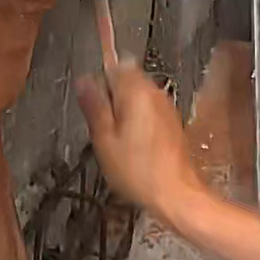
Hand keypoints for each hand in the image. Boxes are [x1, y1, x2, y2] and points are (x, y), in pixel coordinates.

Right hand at [77, 63, 207, 213]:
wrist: (176, 195)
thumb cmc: (140, 172)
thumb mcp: (104, 139)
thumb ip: (94, 106)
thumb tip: (83, 83)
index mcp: (135, 92)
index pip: (114, 65)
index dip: (98, 80)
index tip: (90, 99)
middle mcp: (154, 94)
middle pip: (126, 79)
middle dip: (111, 96)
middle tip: (101, 123)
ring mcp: (165, 107)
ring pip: (137, 96)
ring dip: (124, 110)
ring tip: (115, 138)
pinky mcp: (171, 123)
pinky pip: (148, 111)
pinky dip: (137, 122)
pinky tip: (131, 146)